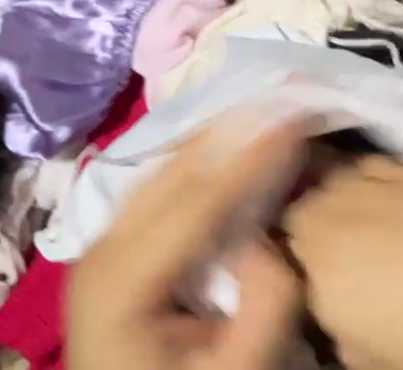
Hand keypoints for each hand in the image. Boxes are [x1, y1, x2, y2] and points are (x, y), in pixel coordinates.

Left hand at [67, 118, 306, 369]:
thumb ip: (263, 308)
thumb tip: (267, 241)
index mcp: (121, 284)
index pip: (197, 199)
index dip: (252, 153)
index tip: (299, 118)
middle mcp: (102, 248)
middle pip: (177, 169)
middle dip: (239, 127)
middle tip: (293, 95)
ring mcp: (105, 241)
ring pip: (169, 165)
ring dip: (224, 134)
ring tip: (274, 106)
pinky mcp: (119, 242)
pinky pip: (165, 181)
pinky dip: (207, 154)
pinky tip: (241, 138)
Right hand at [280, 157, 402, 369]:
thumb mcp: (379, 361)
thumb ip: (340, 338)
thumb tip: (339, 317)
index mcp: (313, 266)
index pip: (270, 260)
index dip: (283, 272)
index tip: (300, 284)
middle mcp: (329, 211)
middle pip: (295, 212)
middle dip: (302, 232)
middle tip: (329, 259)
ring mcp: (369, 177)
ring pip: (328, 182)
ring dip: (333, 202)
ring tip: (361, 230)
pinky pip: (367, 169)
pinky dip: (368, 186)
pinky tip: (395, 207)